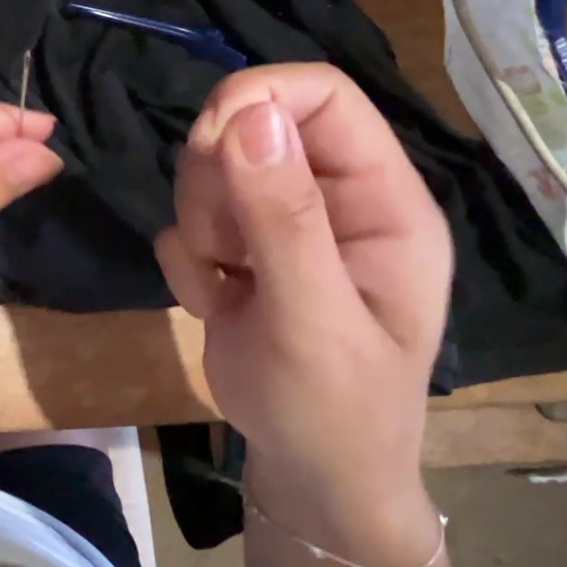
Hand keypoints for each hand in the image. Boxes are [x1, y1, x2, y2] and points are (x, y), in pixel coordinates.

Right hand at [155, 64, 452, 553]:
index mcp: (382, 199)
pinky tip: (216, 304)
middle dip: (214, 184)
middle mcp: (334, 198)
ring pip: (207, 172)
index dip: (257, 99)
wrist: (308, 470)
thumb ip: (285, 218)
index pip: (324, 96)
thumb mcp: (314, 318)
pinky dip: (184, 262)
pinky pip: (184, 220)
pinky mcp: (236, 249)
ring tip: (227, 288)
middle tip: (223, 250)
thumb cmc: (336, 407)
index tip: (204, 144)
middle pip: (247, 128)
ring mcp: (281, 223)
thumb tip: (249, 115)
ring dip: (197, 228)